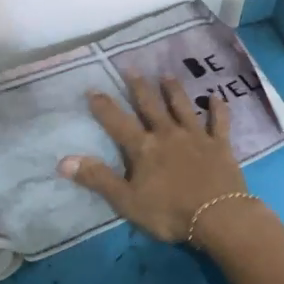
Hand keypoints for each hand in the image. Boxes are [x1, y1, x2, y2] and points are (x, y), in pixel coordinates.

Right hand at [58, 75, 257, 243]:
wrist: (217, 216)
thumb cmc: (168, 212)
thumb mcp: (127, 200)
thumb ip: (98, 178)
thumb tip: (63, 160)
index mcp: (143, 148)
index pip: (118, 122)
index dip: (104, 106)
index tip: (93, 89)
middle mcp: (168, 134)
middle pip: (150, 106)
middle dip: (138, 87)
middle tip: (130, 68)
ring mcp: (196, 136)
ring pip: (182, 107)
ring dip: (173, 90)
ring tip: (166, 74)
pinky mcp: (220, 144)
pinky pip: (219, 121)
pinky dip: (218, 108)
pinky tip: (217, 96)